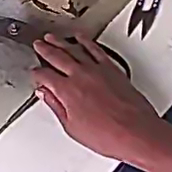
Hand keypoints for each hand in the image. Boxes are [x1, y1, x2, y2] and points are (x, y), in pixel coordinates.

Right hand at [31, 35, 171, 164]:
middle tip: (38, 44)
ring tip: (52, 37)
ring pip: (73, 49)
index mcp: (67, 91)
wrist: (136, 133)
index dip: (36, 74)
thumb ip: (56, 107)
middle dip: (44, 50)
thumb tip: (45, 95)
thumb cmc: (109, 135)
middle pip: (56, 56)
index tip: (34, 73)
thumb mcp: (72, 128)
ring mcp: (96, 70)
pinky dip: (86, 42)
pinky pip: (95, 50)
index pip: (45, 76)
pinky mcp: (111, 69)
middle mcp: (80, 76)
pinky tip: (81, 38)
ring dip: (60, 42)